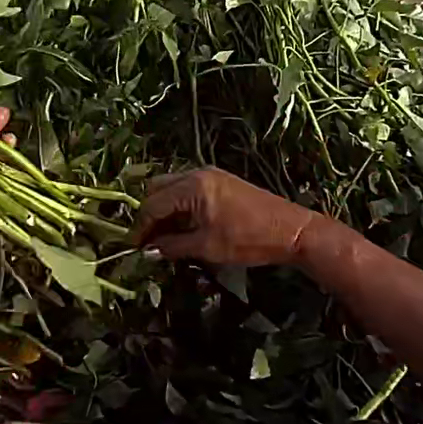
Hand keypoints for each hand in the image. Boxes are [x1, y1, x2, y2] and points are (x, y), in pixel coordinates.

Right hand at [132, 168, 324, 265]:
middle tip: (146, 241)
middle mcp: (199, 173)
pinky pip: (190, 190)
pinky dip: (181, 206)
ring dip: (165, 210)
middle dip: (149, 214)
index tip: (132, 247)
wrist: (290, 230)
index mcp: (193, 186)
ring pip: (174, 188)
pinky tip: (183, 228)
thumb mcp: (207, 247)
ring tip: (163, 238)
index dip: (140, 227)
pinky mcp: (222, 182)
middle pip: (159, 188)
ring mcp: (212, 176)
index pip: (153, 204)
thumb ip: (173, 246)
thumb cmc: (248, 240)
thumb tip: (149, 250)